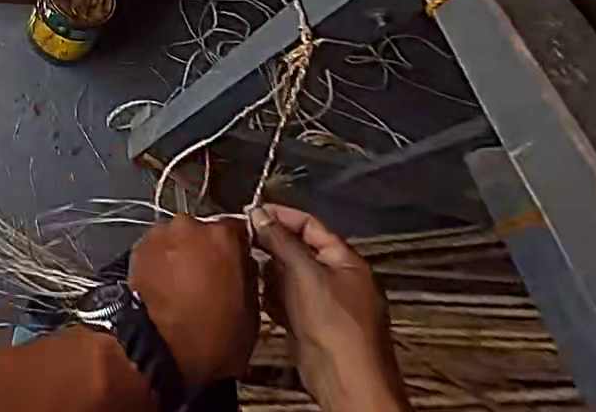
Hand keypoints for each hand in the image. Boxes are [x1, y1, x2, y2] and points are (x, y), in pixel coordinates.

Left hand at [127, 214, 258, 387]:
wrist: (158, 350)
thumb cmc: (208, 339)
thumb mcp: (250, 317)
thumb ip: (250, 279)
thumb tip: (245, 267)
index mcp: (223, 238)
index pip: (239, 229)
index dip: (240, 248)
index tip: (239, 262)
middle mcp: (191, 226)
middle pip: (206, 233)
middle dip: (208, 251)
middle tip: (209, 280)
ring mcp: (162, 233)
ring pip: (180, 239)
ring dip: (183, 255)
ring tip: (184, 286)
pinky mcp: (140, 246)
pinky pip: (158, 248)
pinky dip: (162, 261)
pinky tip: (165, 286)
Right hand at [249, 204, 410, 411]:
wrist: (346, 383)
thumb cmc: (339, 329)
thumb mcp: (305, 272)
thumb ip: (281, 240)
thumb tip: (261, 215)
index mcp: (345, 261)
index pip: (309, 225)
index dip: (281, 215)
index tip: (255, 212)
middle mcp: (336, 280)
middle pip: (297, 250)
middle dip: (273, 245)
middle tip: (248, 238)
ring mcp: (323, 304)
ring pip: (289, 276)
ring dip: (270, 273)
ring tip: (253, 270)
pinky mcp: (310, 325)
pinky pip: (286, 301)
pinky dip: (273, 297)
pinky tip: (263, 297)